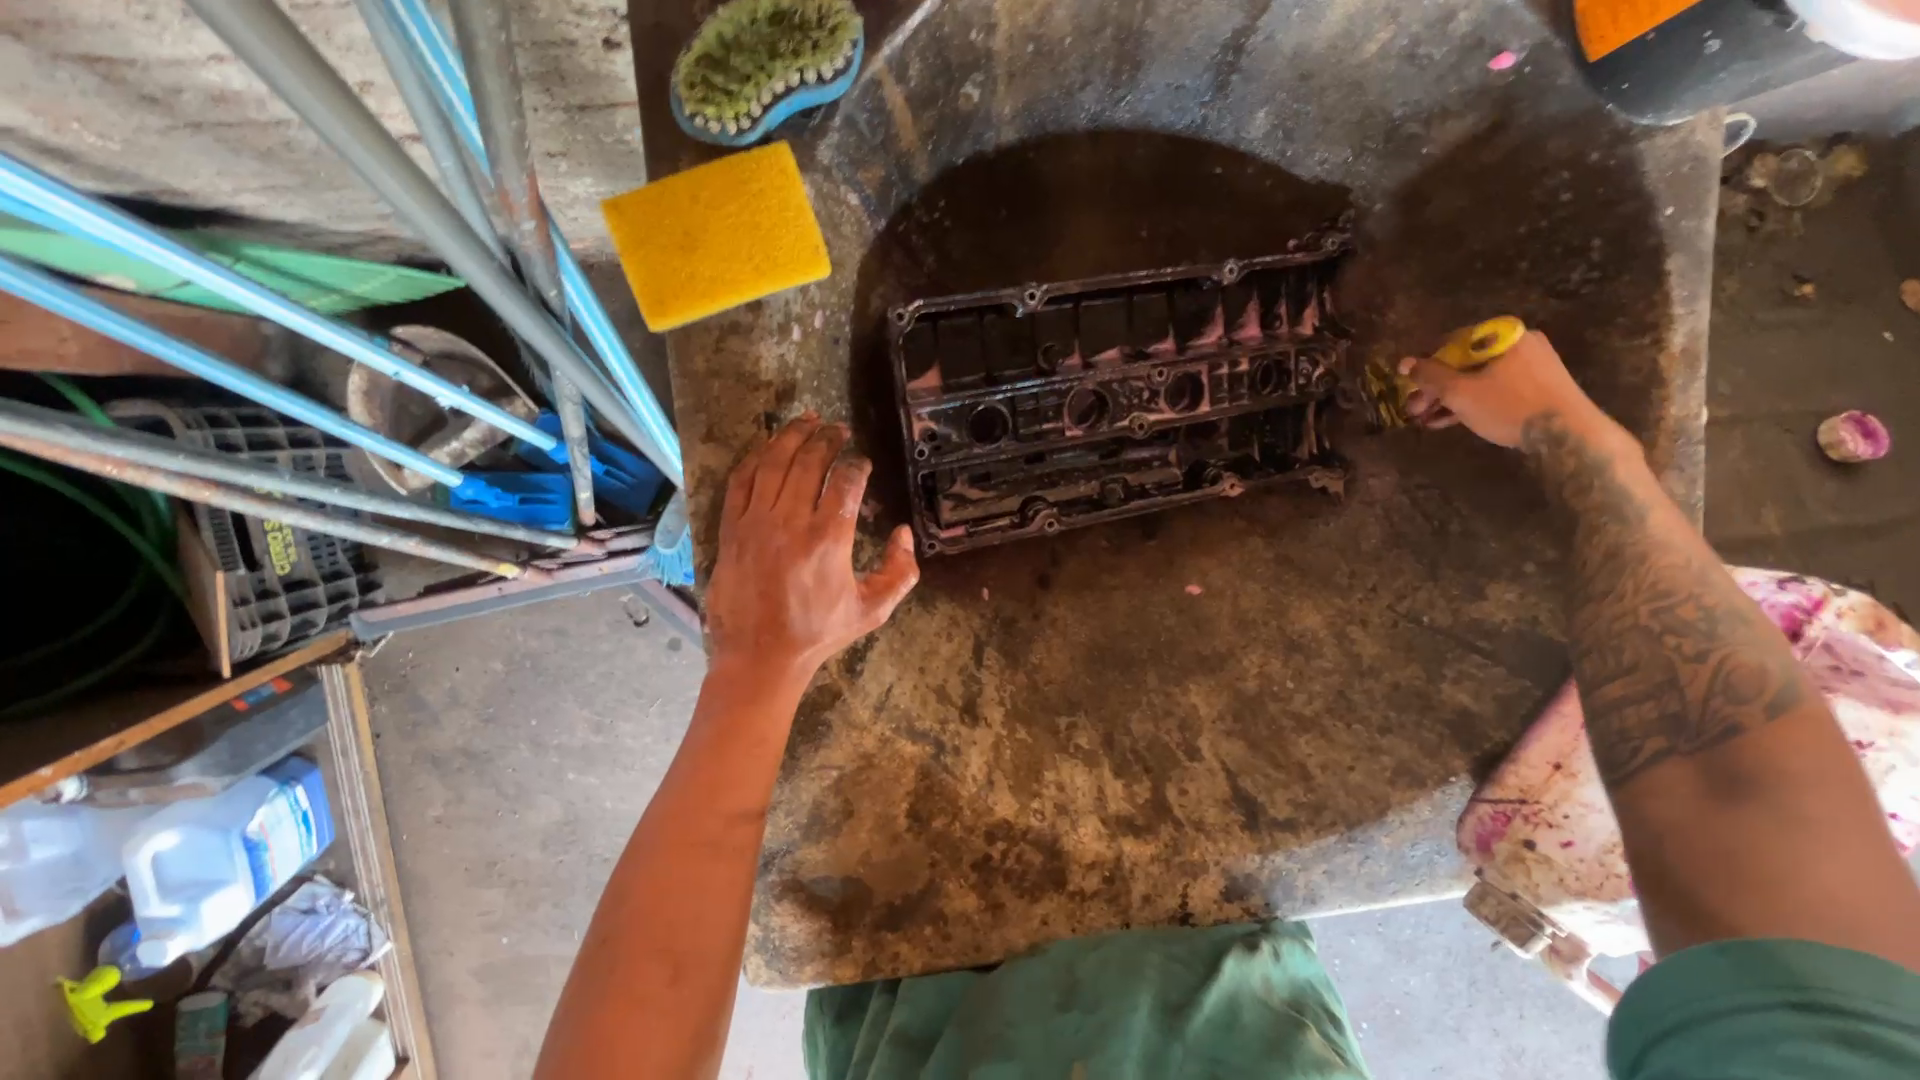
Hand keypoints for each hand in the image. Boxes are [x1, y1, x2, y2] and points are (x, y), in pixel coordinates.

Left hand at [705, 413, 918, 680]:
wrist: (759, 657)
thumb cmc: (817, 633)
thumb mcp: (872, 610)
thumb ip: (900, 572)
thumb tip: (903, 533)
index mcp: (829, 538)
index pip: (846, 482)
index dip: (858, 465)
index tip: (862, 462)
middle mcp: (791, 521)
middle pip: (809, 462)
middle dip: (827, 439)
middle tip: (838, 429)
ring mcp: (756, 523)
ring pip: (773, 463)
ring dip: (791, 436)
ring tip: (807, 421)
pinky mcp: (731, 530)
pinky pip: (741, 482)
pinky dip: (755, 459)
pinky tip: (767, 448)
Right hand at [1399, 330, 1617, 448]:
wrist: (1567, 433)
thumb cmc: (1508, 406)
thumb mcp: (1460, 392)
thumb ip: (1430, 376)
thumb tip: (1404, 363)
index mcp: (1502, 335)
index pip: (1451, 343)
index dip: (1425, 365)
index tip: (1408, 386)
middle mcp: (1518, 343)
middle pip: (1464, 363)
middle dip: (1435, 388)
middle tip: (1413, 410)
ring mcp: (1531, 364)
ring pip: (1478, 378)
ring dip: (1449, 399)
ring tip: (1426, 421)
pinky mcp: (1537, 386)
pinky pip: (1496, 387)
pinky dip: (1473, 401)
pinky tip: (1450, 421)